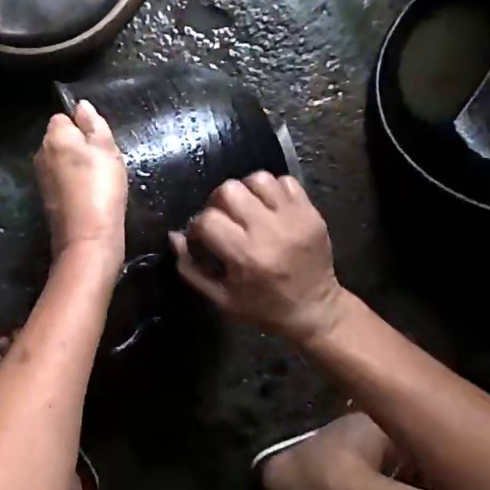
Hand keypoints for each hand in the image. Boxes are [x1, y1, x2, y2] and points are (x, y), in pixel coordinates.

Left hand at [34, 101, 127, 269]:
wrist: (87, 236)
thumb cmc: (101, 186)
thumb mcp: (106, 148)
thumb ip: (93, 123)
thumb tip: (81, 105)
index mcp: (54, 136)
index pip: (63, 117)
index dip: (82, 127)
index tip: (99, 142)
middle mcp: (41, 152)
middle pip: (61, 139)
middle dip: (78, 146)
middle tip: (102, 161)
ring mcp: (41, 176)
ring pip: (60, 160)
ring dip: (76, 166)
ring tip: (98, 180)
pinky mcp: (46, 196)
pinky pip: (61, 179)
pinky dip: (73, 183)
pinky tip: (89, 194)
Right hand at [170, 172, 347, 343]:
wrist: (315, 310)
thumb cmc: (263, 307)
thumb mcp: (220, 298)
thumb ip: (191, 268)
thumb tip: (175, 236)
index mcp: (246, 256)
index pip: (208, 220)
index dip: (198, 228)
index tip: (203, 239)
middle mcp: (271, 231)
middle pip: (229, 190)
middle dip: (217, 203)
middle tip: (224, 220)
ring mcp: (294, 218)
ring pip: (257, 179)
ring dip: (245, 191)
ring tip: (245, 210)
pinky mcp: (311, 212)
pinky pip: (284, 181)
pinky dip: (271, 190)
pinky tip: (267, 207)